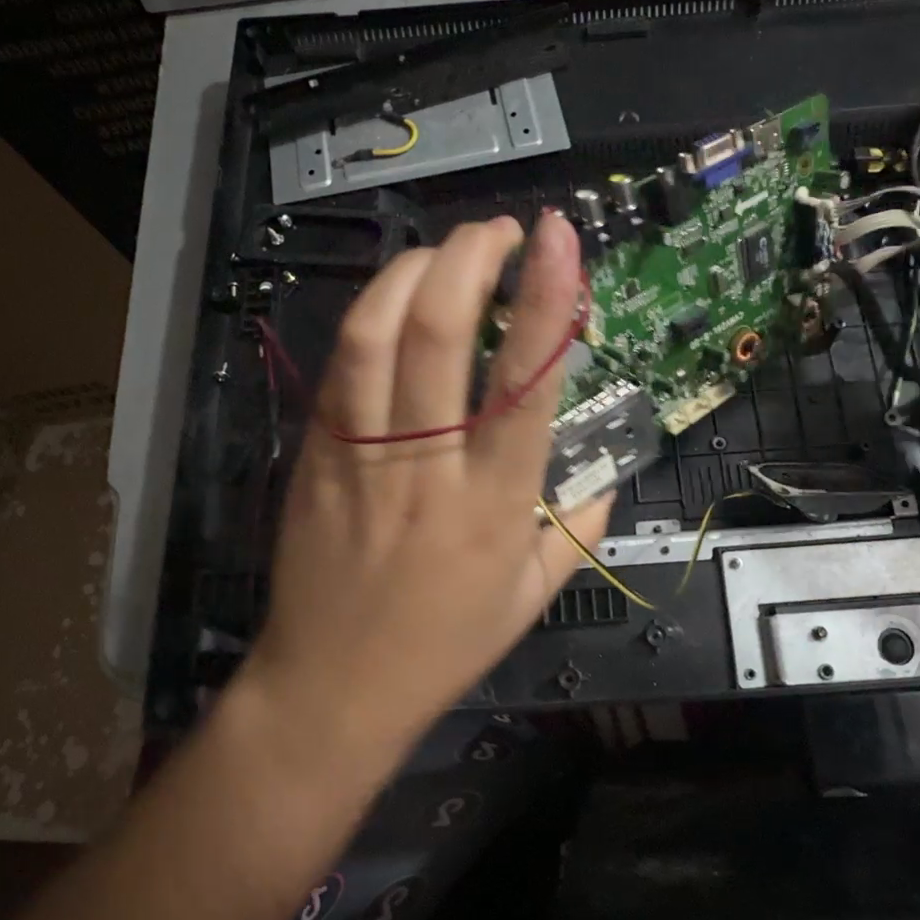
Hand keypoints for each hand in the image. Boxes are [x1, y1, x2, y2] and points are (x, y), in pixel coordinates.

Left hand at [240, 211, 609, 747]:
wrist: (330, 688)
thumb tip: (606, 473)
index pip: (525, 383)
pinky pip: (339, 367)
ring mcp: (359, 456)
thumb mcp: (533, 598)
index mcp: (492, 504)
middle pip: (438, 335)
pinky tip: (396, 303)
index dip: (545, 299)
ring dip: (413, 272)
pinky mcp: (313, 455)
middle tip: (498, 231)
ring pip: (374, 335)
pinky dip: (372, 316)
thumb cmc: (442, 645)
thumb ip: (578, 527)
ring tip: (446, 254)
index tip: (558, 236)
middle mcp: (425, 468)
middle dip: (468, 259)